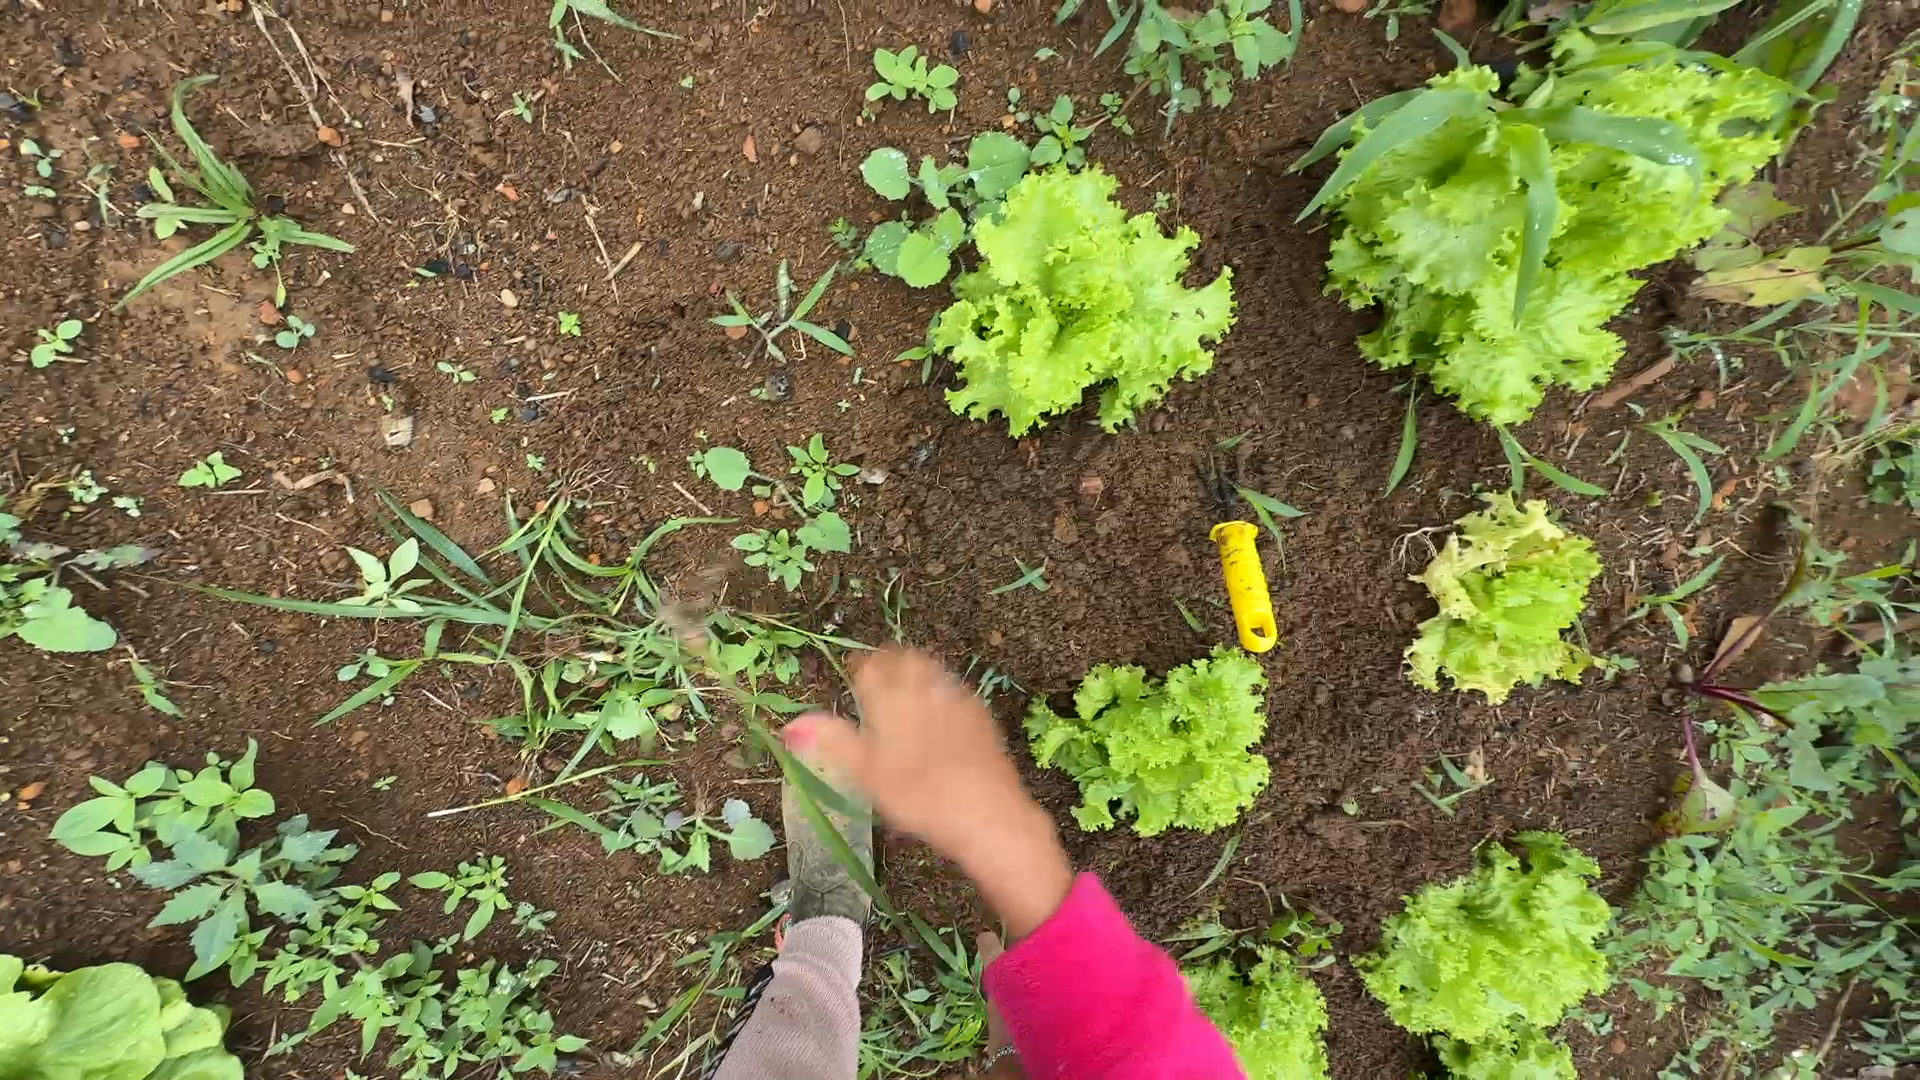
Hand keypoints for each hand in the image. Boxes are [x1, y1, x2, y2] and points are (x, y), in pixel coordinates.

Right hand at [785, 648, 1071, 937]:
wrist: (985, 812)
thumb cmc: (918, 797)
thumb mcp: (866, 774)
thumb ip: (832, 742)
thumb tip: (792, 725)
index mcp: (892, 699)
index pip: (871, 666)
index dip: (861, 668)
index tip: (856, 675)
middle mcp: (924, 689)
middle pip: (905, 659)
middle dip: (891, 662)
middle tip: (881, 675)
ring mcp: (956, 698)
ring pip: (932, 669)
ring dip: (917, 671)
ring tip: (908, 690)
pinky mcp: (980, 713)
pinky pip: (956, 689)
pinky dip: (943, 691)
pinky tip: (942, 712)